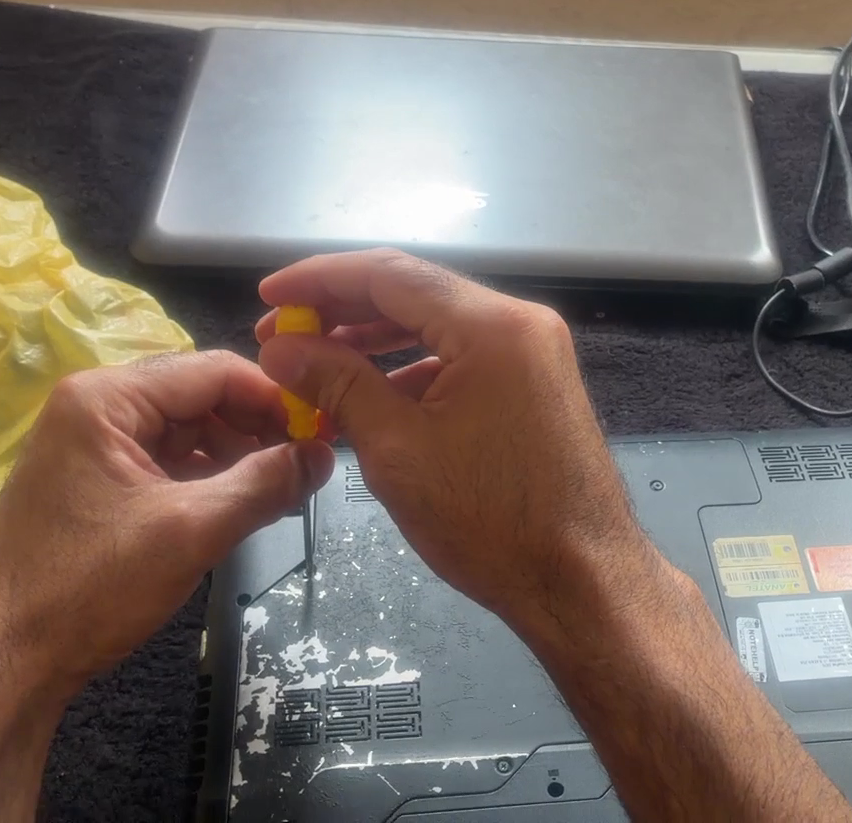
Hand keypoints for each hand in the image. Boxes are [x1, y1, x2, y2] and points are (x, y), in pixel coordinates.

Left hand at [0, 350, 334, 694]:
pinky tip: (241, 501)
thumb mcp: (194, 529)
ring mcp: (93, 443)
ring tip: (281, 487)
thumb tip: (327, 456)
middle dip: (258, 428)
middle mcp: (97, 407)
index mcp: (107, 398)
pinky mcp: (96, 479)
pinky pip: (169, 459)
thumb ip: (268, 482)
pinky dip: (210, 476)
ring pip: (191, 429)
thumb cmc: (89, 589)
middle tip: (306, 462)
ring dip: (239, 454)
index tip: (321, 431)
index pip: (216, 371)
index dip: (275, 399)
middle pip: (204, 396)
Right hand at [256, 249, 664, 628]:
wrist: (581, 578)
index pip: (391, 274)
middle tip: (281, 336)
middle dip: (343, 311)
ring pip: (438, 327)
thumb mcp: (398, 449)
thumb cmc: (489, 520)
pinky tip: (372, 395)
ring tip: (313, 364)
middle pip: (416, 294)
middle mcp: (520, 321)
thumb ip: (337, 384)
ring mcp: (534, 350)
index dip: (321, 279)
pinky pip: (464, 358)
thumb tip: (282, 348)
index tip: (269, 295)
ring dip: (375, 342)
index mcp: (492, 324)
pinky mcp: (535, 381)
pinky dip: (414, 371)